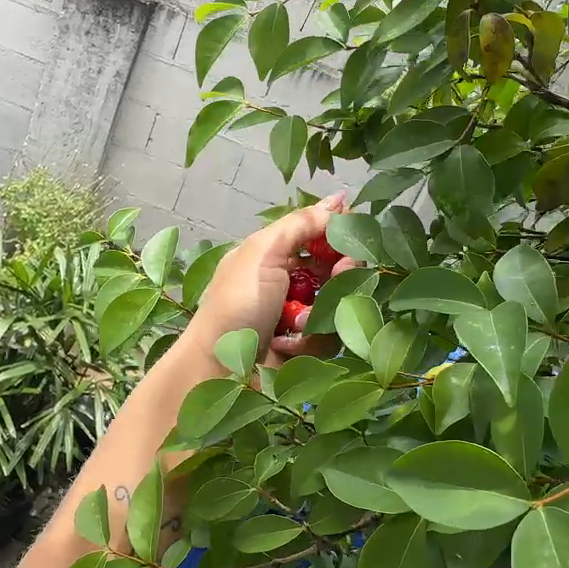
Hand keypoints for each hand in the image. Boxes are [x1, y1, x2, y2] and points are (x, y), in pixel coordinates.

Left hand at [185, 193, 356, 364]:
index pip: (321, 235)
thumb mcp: (262, 253)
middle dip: (340, 274)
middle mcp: (289, 281)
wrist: (217, 368)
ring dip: (321, 313)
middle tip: (336, 277)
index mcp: (275, 254)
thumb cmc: (236, 303)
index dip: (339, 237)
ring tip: (298, 323)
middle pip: (337, 269)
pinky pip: (329, 337)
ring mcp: (299, 315)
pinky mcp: (305, 347)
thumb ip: (300, 224)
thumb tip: (339, 199)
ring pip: (339, 304)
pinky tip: (288, 345)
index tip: (351, 242)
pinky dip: (310, 341)